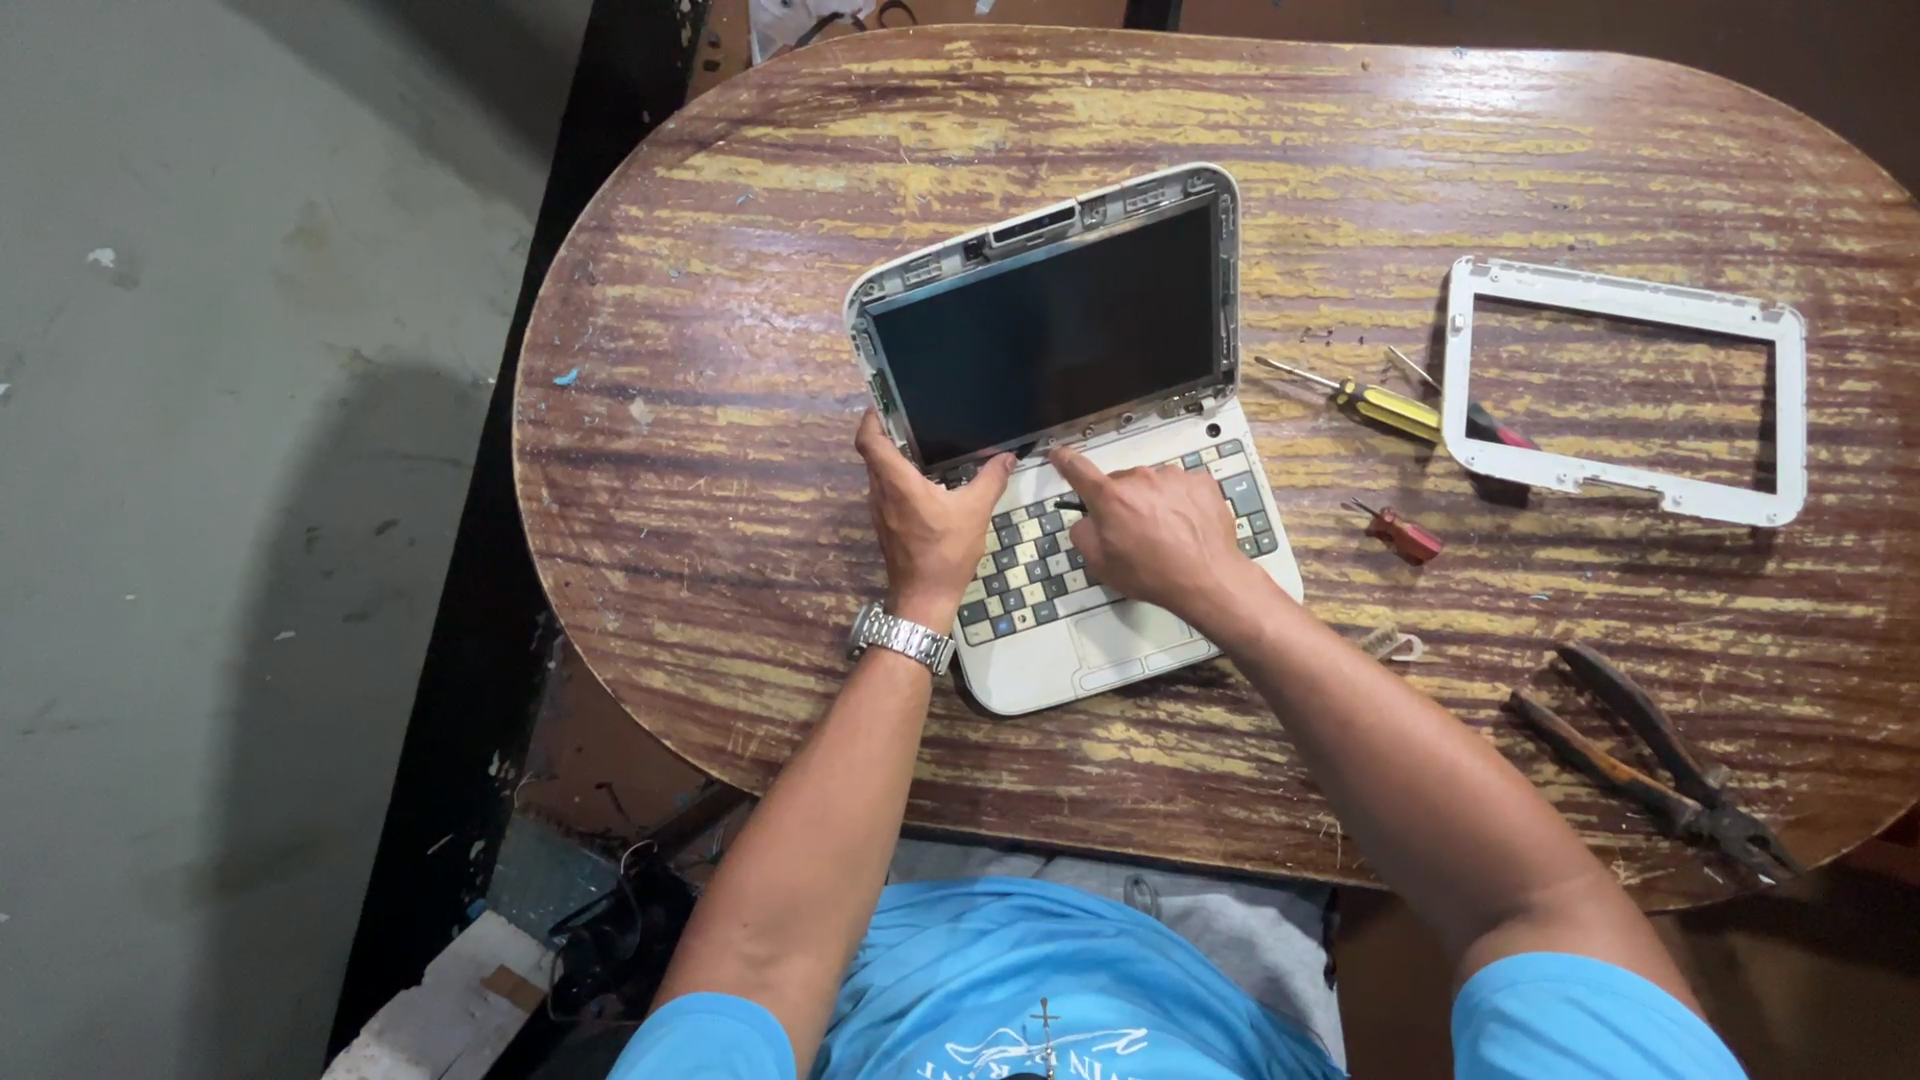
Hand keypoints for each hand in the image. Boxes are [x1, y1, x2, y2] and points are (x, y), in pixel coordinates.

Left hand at [856, 409, 1013, 628]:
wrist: (924, 598)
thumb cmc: (946, 552)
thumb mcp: (975, 512)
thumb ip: (991, 480)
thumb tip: (1007, 457)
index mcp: (897, 483)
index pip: (868, 440)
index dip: (870, 418)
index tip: (883, 404)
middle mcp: (880, 492)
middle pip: (872, 454)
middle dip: (886, 433)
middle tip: (911, 419)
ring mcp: (879, 510)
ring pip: (878, 474)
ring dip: (892, 458)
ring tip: (921, 446)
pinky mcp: (884, 525)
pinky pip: (885, 492)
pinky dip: (898, 479)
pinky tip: (924, 482)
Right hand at [1048, 444, 1267, 624]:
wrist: (1207, 579)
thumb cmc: (1149, 574)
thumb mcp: (1100, 564)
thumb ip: (1083, 534)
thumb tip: (1088, 520)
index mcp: (1110, 497)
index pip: (1078, 471)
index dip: (1064, 461)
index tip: (1057, 453)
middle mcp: (1140, 478)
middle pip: (1121, 483)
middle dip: (1121, 502)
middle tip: (1133, 532)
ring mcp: (1174, 477)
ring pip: (1153, 484)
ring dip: (1152, 500)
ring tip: (1166, 532)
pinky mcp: (1202, 482)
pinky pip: (1181, 486)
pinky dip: (1180, 501)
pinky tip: (1187, 525)